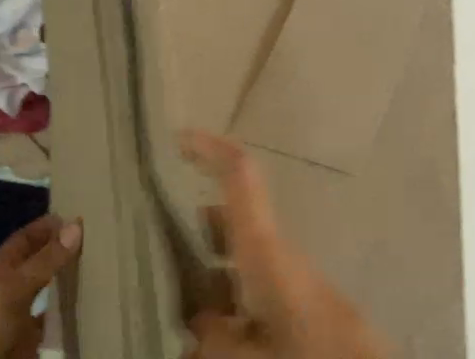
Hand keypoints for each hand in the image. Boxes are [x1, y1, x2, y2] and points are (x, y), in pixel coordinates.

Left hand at [0, 215, 81, 358]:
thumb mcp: (13, 289)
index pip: (26, 237)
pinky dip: (66, 312)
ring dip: (66, 278)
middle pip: (38, 260)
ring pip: (47, 288)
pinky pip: (51, 320)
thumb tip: (76, 225)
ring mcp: (18, 313)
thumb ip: (44, 260)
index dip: (47, 226)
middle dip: (61, 249)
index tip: (77, 217)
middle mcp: (9, 285)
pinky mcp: (28, 339)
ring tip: (97, 266)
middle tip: (94, 239)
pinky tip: (86, 304)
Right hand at [181, 131, 388, 358]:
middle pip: (235, 223)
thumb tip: (198, 328)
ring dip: (216, 275)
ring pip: (246, 261)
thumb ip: (217, 341)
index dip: (210, 149)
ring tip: (183, 307)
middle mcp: (281, 254)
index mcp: (265, 250)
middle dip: (199, 233)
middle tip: (163, 254)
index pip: (240, 176)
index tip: (179, 138)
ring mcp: (297, 278)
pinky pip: (262, 289)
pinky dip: (237, 302)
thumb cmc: (311, 349)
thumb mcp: (252, 355)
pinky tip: (222, 334)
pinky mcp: (309, 304)